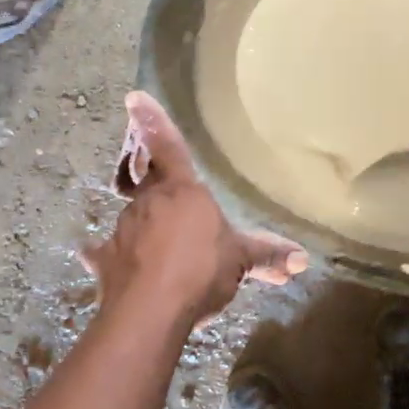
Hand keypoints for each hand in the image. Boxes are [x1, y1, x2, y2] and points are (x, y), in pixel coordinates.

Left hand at [82, 93, 306, 326]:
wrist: (149, 312)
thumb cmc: (200, 270)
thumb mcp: (240, 262)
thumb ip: (267, 257)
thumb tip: (302, 260)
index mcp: (182, 191)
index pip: (168, 147)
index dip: (152, 121)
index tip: (134, 96)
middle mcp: (148, 202)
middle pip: (149, 183)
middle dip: (156, 184)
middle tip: (168, 192)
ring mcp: (122, 231)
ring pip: (134, 218)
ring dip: (146, 225)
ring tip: (162, 247)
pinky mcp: (105, 261)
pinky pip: (107, 254)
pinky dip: (112, 258)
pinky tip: (110, 265)